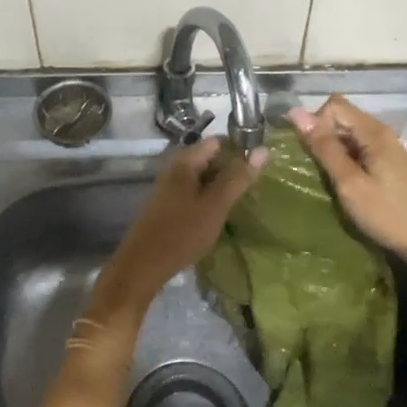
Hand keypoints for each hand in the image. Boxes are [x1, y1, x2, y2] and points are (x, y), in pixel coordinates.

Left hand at [99, 139, 265, 308]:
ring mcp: (169, 186)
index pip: (218, 141)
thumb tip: (263, 150)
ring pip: (203, 177)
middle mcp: (174, 168)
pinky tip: (220, 213)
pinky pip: (194, 192)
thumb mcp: (216, 205)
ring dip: (221, 186)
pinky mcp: (168, 204)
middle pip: (210, 158)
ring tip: (243, 200)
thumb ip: (238, 178)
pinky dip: (209, 198)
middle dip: (232, 169)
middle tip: (256, 185)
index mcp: (185, 161)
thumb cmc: (182, 232)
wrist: (143, 264)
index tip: (261, 166)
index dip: (240, 149)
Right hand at [287, 95, 406, 275]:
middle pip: (343, 117)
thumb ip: (324, 148)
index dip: (316, 121)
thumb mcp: (350, 183)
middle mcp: (383, 133)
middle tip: (316, 168)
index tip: (311, 152)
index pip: (334, 105)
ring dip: (334, 149)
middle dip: (323, 135)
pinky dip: (348, 159)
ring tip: (328, 177)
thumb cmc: (388, 214)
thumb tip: (296, 113)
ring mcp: (390, 149)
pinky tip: (346, 183)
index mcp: (374, 132)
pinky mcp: (392, 164)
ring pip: (351, 134)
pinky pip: (362, 149)